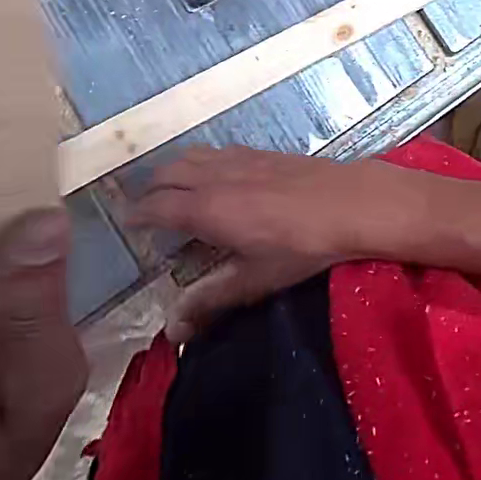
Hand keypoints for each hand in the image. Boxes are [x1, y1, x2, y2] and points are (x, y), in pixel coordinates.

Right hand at [128, 146, 439, 340]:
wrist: (352, 202)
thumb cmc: (303, 245)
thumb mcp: (256, 278)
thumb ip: (212, 299)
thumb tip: (173, 329)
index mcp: (208, 208)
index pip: (157, 206)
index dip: (138, 214)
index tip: (128, 224)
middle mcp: (217, 176)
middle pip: (169, 173)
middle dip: (151, 189)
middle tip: (146, 209)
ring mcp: (242, 159)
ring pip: (193, 156)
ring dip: (175, 169)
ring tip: (174, 188)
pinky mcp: (264, 152)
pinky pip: (219, 150)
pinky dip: (204, 160)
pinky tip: (217, 174)